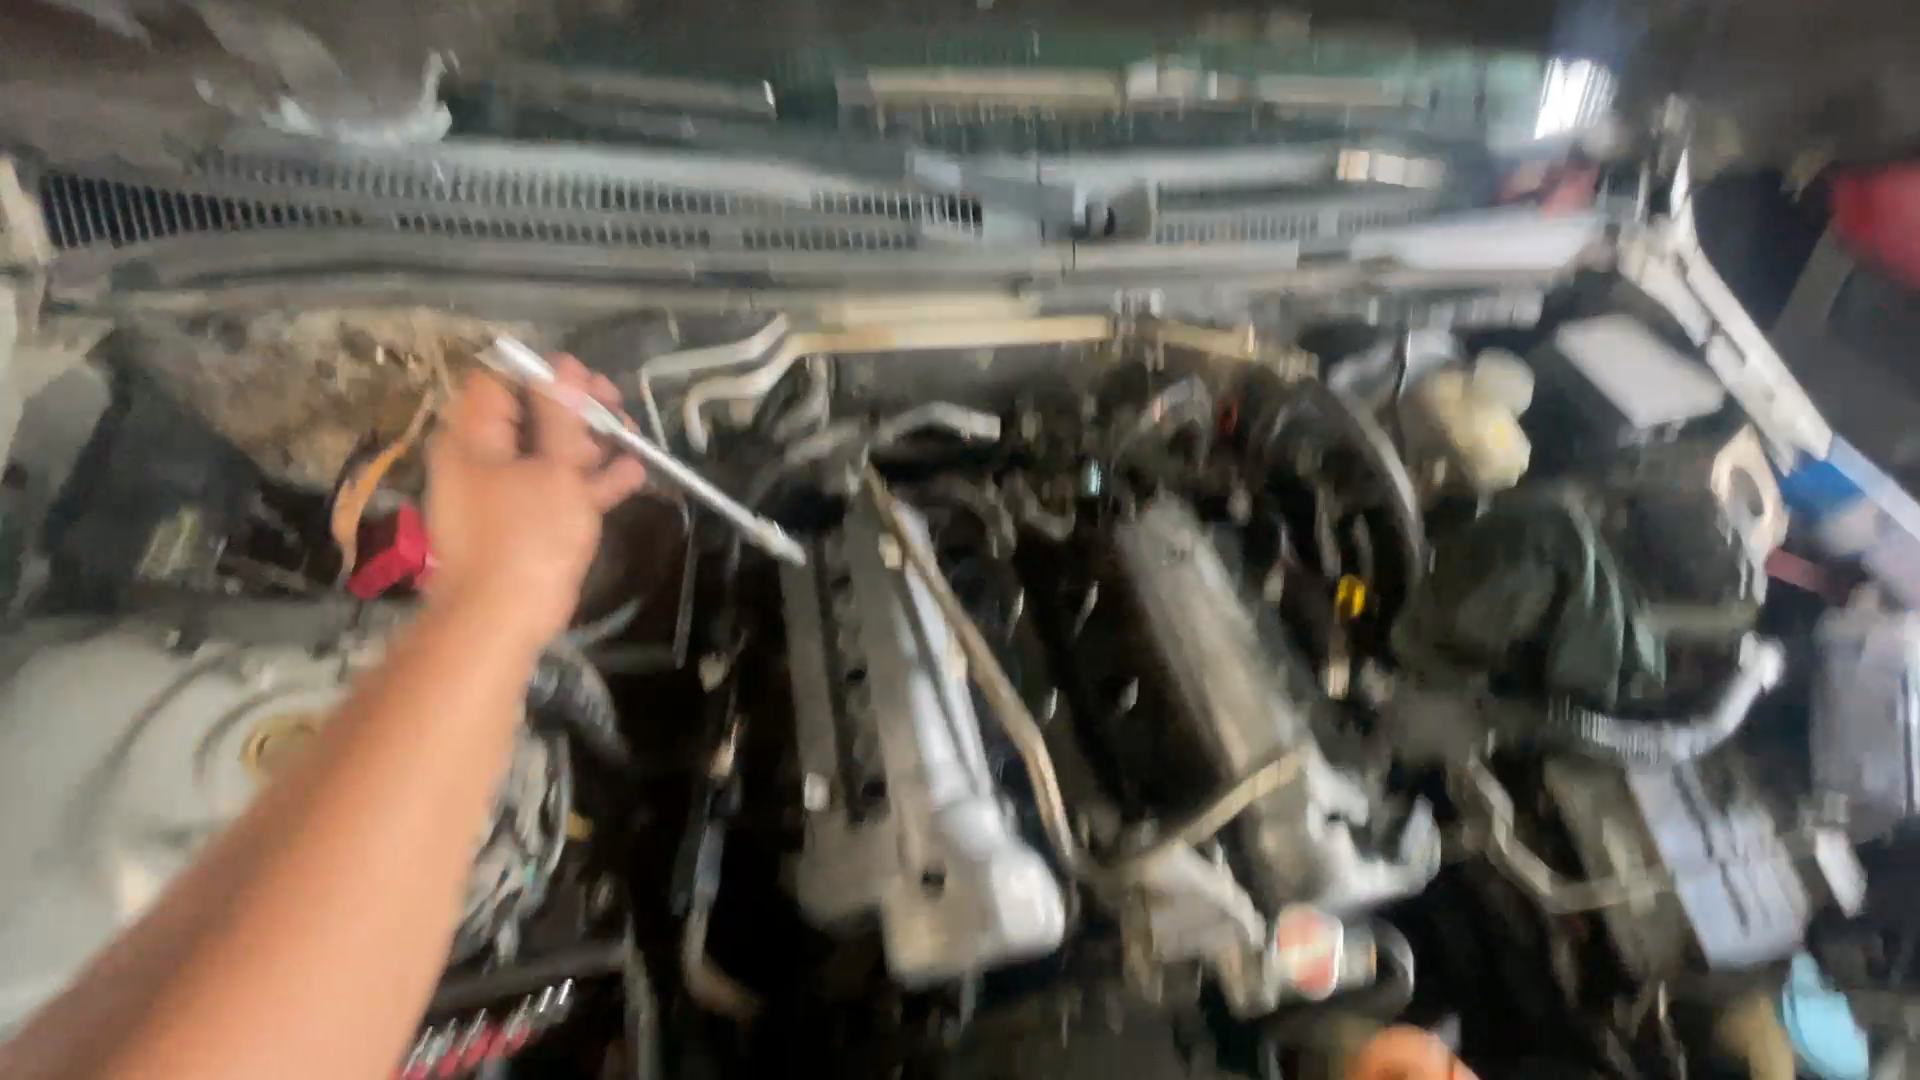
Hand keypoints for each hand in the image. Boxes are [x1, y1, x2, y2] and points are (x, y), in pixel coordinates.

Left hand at [425, 356, 647, 647]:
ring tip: (633, 437)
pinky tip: (632, 474)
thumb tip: (566, 369)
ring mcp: (506, 490)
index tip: (590, 382)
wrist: (504, 614)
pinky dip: (592, 480)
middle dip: (578, 409)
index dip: (546, 375)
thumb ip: (562, 417)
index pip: (502, 382)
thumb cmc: (526, 536)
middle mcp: (485, 457)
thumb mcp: (553, 469)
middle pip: (531, 415)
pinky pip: (560, 488)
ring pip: (551, 452)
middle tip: (618, 409)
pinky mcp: (528, 520)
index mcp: (474, 438)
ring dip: (592, 443)